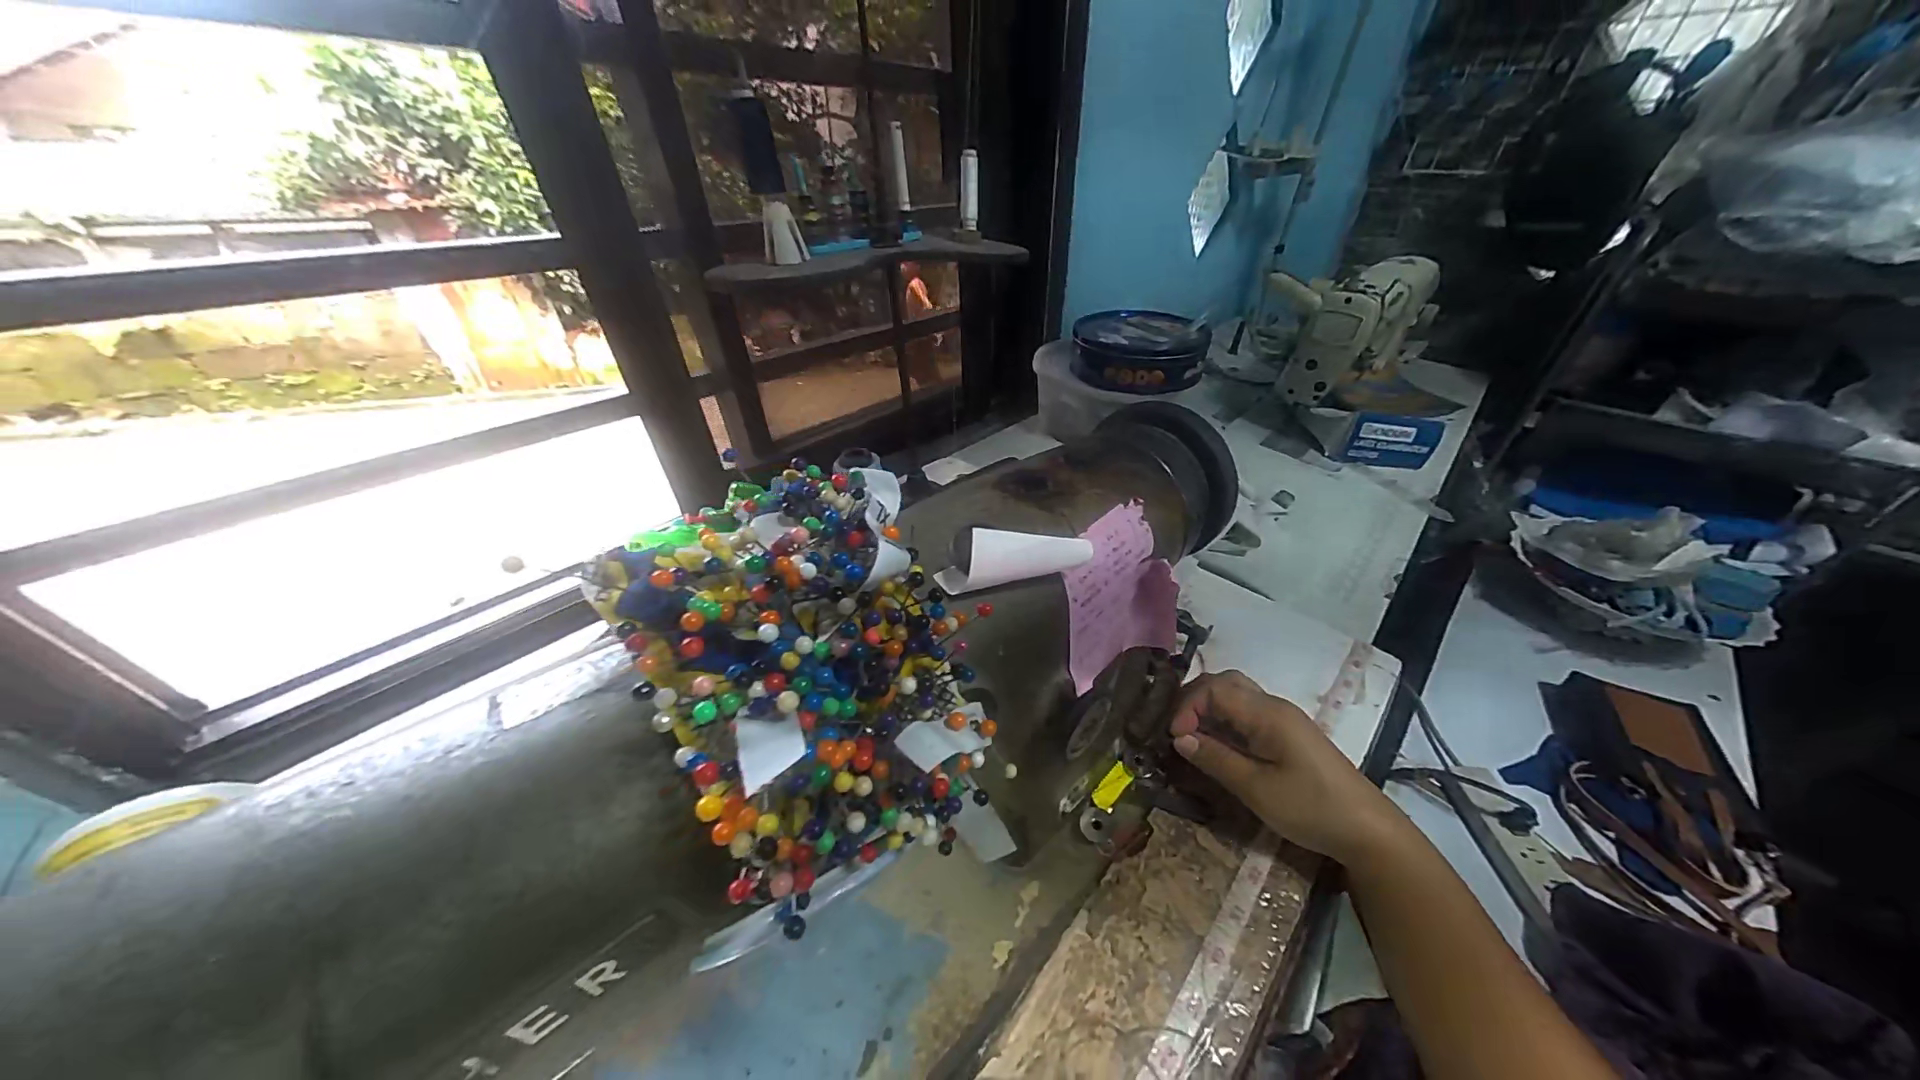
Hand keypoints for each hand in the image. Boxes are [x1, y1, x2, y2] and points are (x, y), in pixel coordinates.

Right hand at [1170, 671, 1408, 866]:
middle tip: (1175, 730)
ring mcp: (1283, 720)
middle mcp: (1274, 707)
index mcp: (1268, 714)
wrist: (1369, 831)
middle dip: (1193, 700)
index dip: (1187, 707)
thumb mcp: (1257, 789)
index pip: (1214, 688)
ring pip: (1236, 696)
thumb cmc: (1312, 808)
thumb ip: (1216, 759)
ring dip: (1207, 709)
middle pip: (1225, 683)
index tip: (1175, 738)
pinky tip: (1216, 744)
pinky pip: (1247, 714)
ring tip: (1190, 737)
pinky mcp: (1287, 735)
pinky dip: (1223, 721)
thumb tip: (1179, 739)